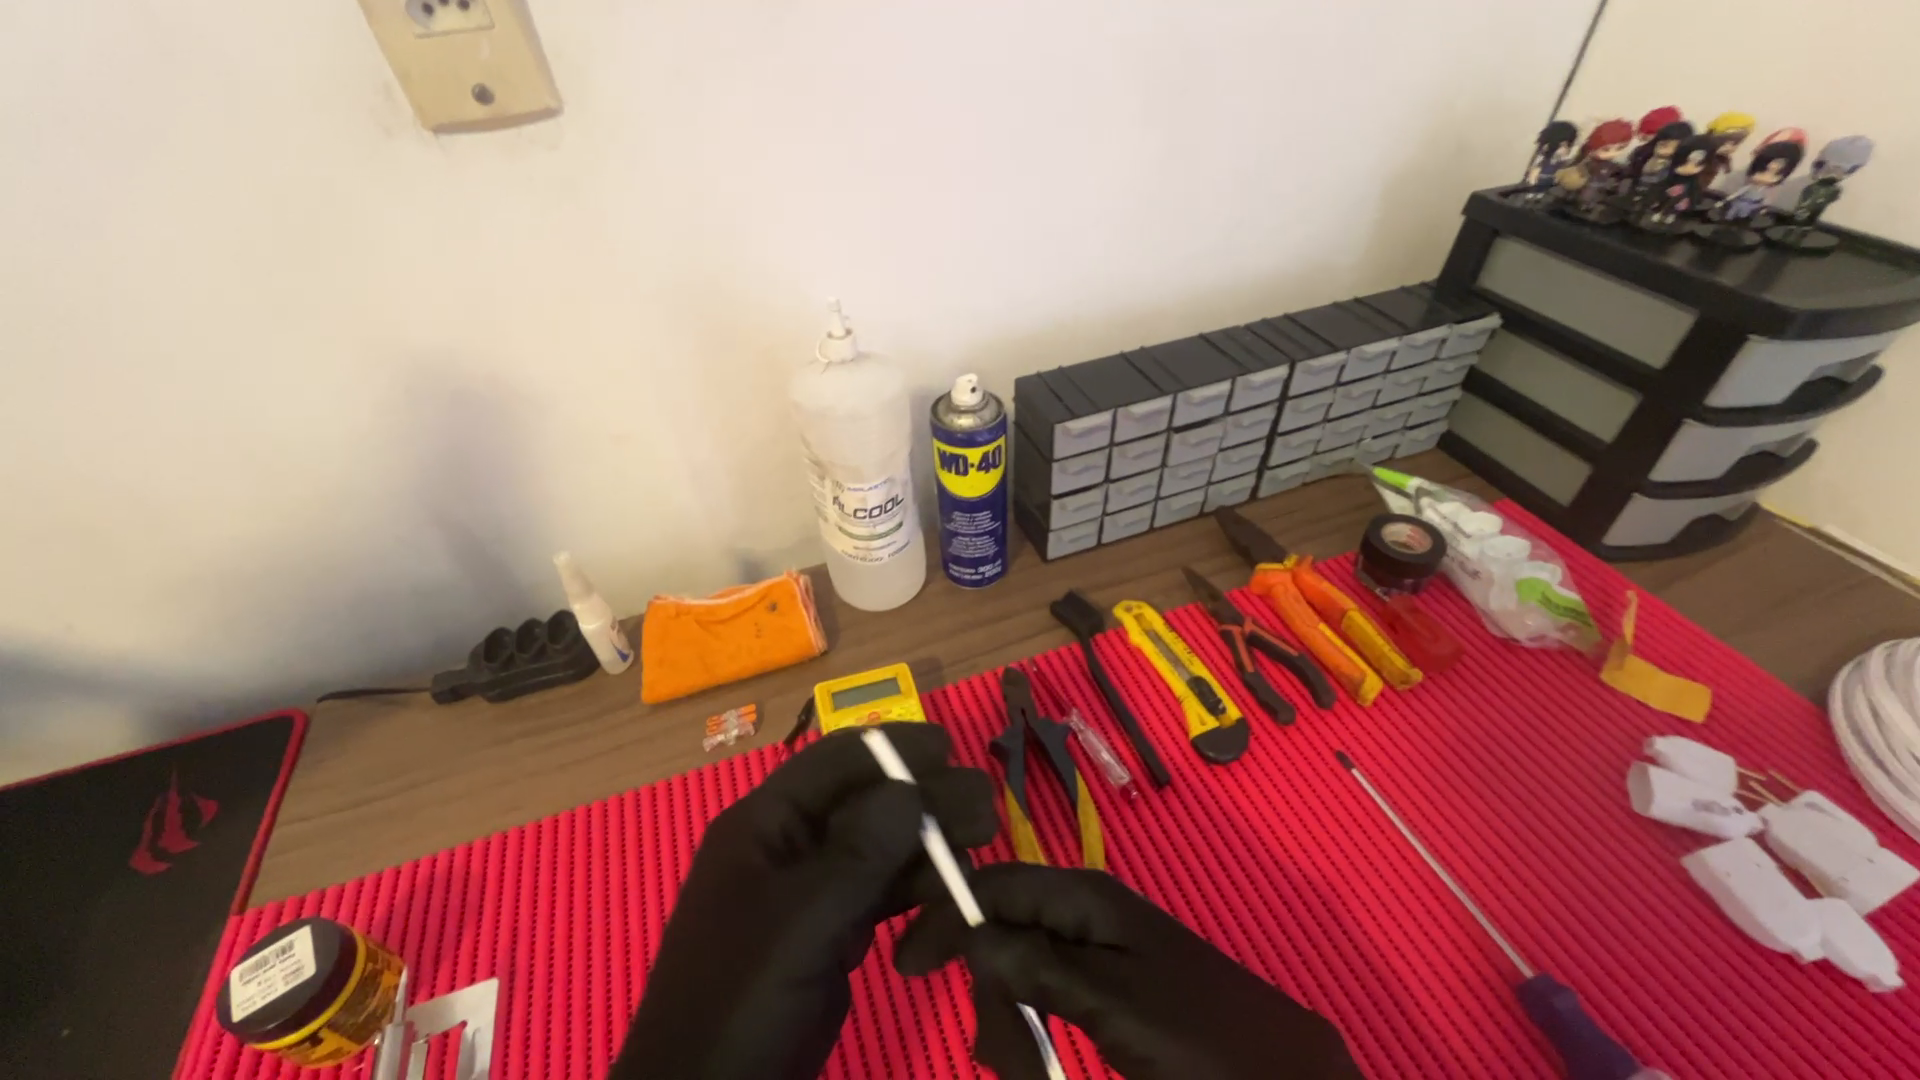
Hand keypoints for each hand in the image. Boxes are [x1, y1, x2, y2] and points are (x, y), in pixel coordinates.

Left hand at [613, 723, 996, 1079]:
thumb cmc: (742, 1001)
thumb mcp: (801, 922)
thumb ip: (859, 851)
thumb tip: (911, 786)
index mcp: (766, 824)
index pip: (835, 762)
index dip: (893, 749)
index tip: (951, 750)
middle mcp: (791, 846)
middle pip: (867, 802)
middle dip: (925, 800)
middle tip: (985, 811)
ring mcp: (813, 891)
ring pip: (882, 848)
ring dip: (931, 847)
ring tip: (981, 850)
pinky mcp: (833, 932)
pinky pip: (884, 894)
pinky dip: (918, 892)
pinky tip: (951, 902)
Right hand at [895, 864, 1359, 1079]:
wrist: (1286, 1079)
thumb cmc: (1200, 1038)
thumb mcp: (1112, 1003)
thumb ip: (1038, 963)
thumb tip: (968, 932)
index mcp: (1082, 896)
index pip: (992, 883)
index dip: (946, 913)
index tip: (905, 966)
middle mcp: (1084, 909)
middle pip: (1001, 926)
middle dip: (986, 986)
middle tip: (993, 1054)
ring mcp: (1097, 947)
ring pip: (1020, 966)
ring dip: (1009, 1017)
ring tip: (1022, 1069)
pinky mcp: (1106, 985)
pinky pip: (1047, 992)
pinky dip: (1031, 1025)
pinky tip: (1034, 1057)